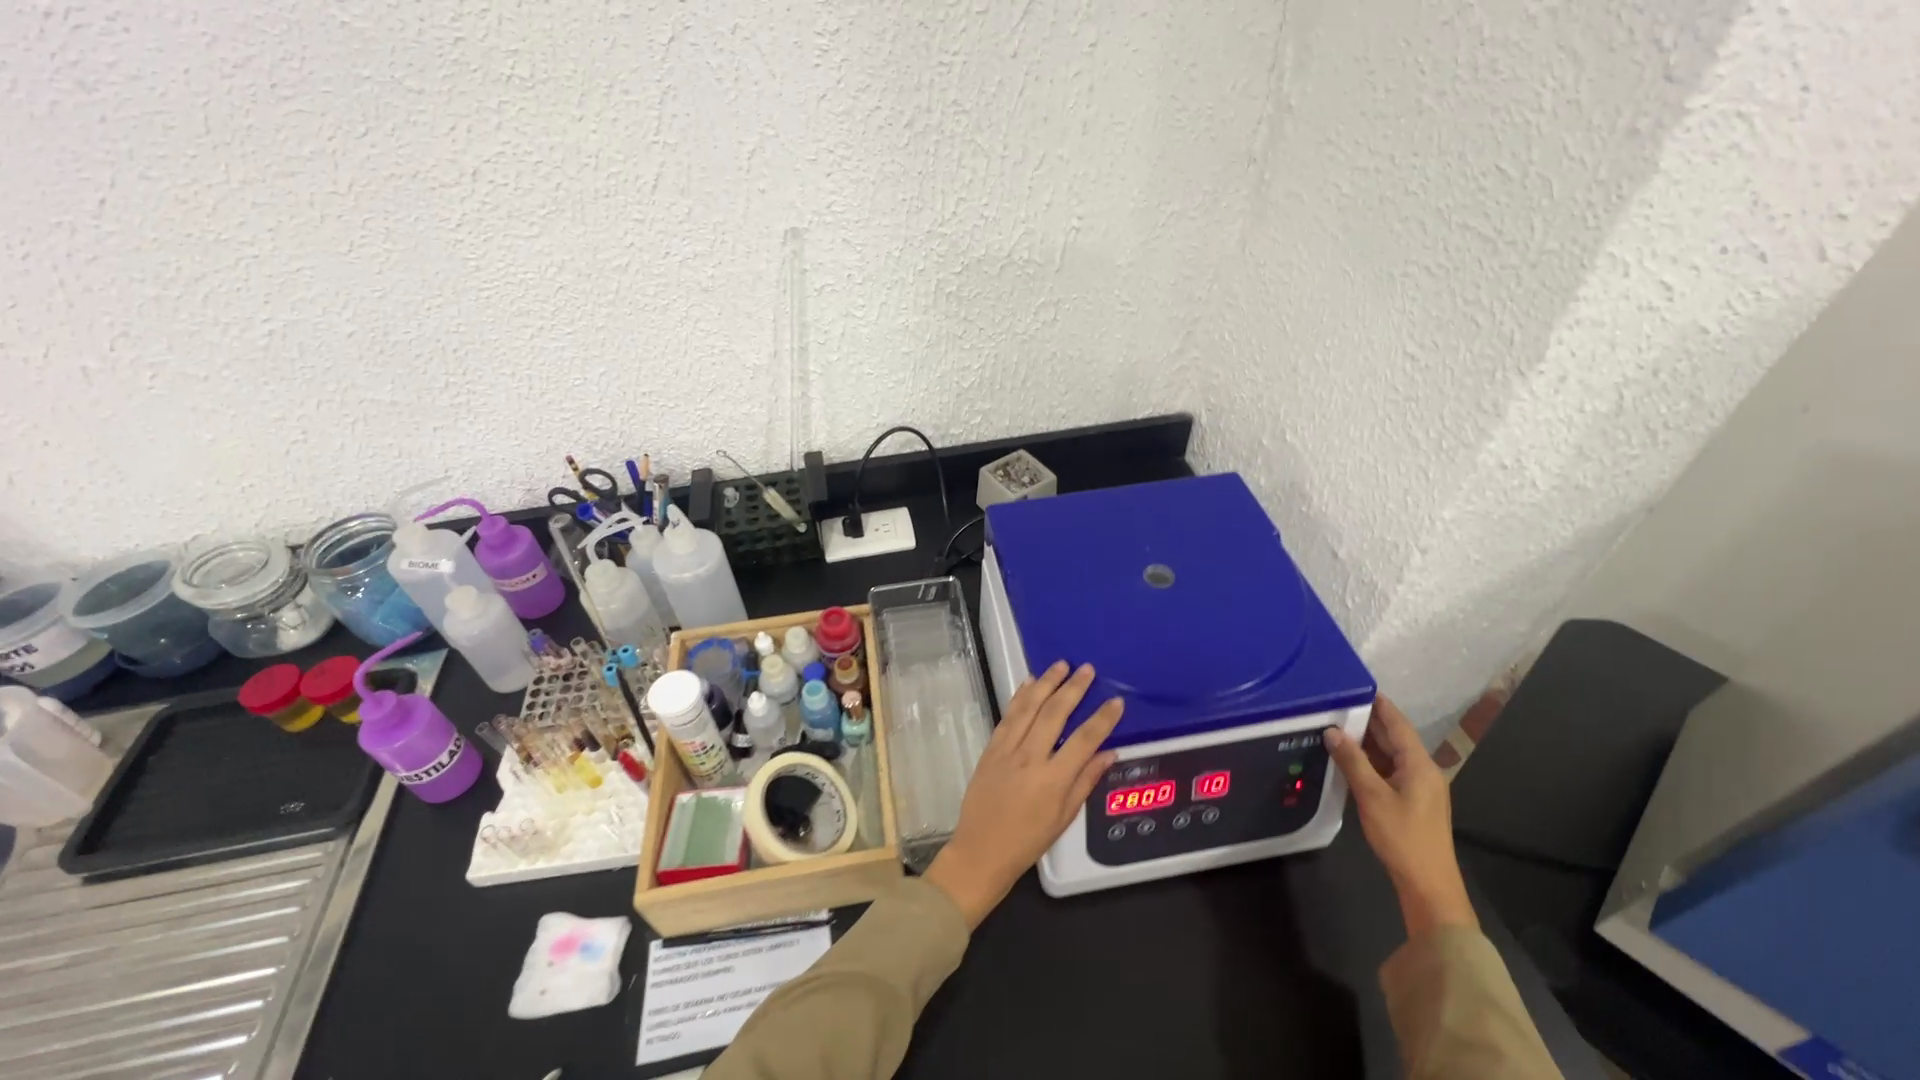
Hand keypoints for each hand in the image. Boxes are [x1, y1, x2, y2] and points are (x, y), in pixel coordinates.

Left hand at [924, 661, 1122, 926]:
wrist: (981, 850)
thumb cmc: (1028, 840)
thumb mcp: (1064, 817)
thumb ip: (1086, 781)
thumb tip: (1109, 753)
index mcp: (1054, 780)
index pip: (1085, 740)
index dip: (1103, 718)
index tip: (1116, 701)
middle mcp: (1030, 759)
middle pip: (1055, 714)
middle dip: (1073, 688)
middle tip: (1087, 670)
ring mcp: (1007, 751)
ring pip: (1029, 708)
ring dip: (1046, 683)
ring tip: (1061, 665)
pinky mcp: (991, 749)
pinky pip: (1008, 716)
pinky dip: (1020, 697)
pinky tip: (1030, 683)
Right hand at [1324, 696, 1475, 937]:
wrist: (1427, 883)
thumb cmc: (1402, 837)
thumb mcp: (1372, 797)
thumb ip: (1352, 761)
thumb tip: (1332, 731)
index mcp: (1419, 763)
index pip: (1396, 722)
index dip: (1376, 703)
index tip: (1353, 686)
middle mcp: (1423, 769)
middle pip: (1394, 737)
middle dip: (1366, 721)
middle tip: (1334, 705)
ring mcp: (1419, 786)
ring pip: (1390, 754)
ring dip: (1366, 742)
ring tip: (1334, 727)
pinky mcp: (1412, 801)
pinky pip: (1389, 770)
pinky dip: (1370, 761)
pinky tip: (1349, 760)